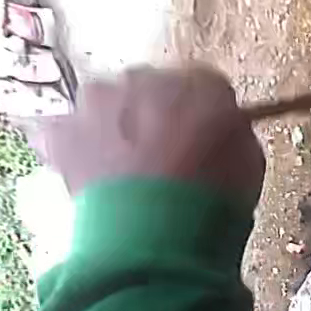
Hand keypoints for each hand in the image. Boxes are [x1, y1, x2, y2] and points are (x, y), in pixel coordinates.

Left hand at [43, 66, 263, 205]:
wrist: (156, 233)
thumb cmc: (213, 200)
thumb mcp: (248, 165)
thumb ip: (234, 134)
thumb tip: (225, 131)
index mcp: (201, 84)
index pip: (206, 86)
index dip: (206, 116)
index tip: (206, 142)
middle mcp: (145, 78)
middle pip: (151, 89)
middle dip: (156, 118)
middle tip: (167, 160)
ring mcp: (96, 101)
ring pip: (108, 106)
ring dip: (117, 130)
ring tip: (130, 174)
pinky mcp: (61, 131)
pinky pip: (67, 133)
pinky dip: (77, 149)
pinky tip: (97, 179)